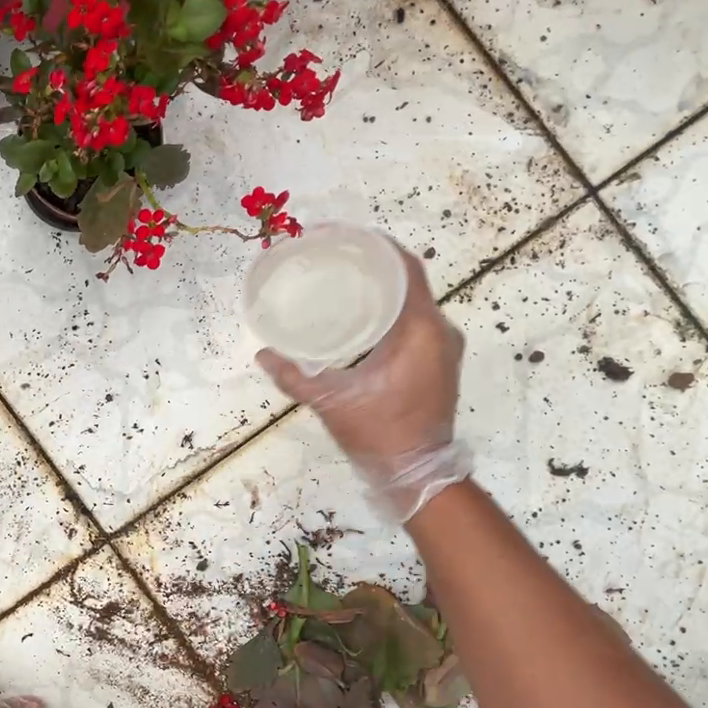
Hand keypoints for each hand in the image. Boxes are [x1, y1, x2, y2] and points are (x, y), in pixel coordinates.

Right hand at [255, 244, 470, 521]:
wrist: (418, 472)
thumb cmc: (378, 434)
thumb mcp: (330, 402)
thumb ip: (296, 376)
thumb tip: (264, 354)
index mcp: (419, 330)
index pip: (405, 269)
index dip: (376, 245)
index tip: (341, 235)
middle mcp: (439, 331)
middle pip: (410, 280)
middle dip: (373, 263)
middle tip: (334, 256)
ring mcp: (443, 347)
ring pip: (413, 301)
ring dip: (382, 287)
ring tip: (343, 281)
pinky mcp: (438, 361)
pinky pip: (414, 320)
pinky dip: (390, 310)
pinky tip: (361, 315)